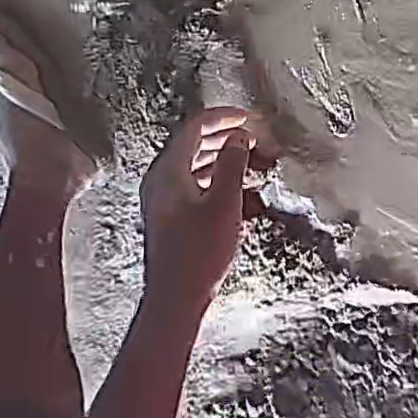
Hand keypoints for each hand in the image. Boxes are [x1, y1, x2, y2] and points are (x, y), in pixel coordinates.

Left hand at [138, 107, 255, 311]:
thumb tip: (239, 138)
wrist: (176, 300)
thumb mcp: (224, 203)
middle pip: (195, 144)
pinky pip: (196, 185)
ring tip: (255, 162)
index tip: (249, 117)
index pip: (194, 128)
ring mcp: (164, 199)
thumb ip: (232, 164)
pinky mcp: (171, 216)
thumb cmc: (199, 253)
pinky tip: (243, 191)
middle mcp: (161, 180)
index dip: (223, 117)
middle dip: (227, 138)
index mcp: (168, 171)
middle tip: (257, 140)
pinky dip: (219, 180)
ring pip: (197, 165)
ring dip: (225, 159)